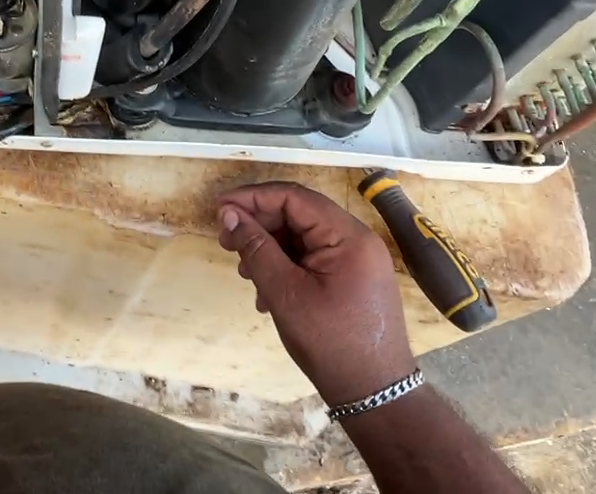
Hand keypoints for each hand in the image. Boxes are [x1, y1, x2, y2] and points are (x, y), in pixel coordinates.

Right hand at [217, 181, 414, 405]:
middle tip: (225, 242)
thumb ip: (256, 247)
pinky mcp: (353, 277)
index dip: (252, 197)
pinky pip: (312, 256)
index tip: (219, 208)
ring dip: (268, 247)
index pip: (293, 197)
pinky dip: (285, 264)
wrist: (376, 397)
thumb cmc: (330, 343)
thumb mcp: (285, 293)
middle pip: (297, 214)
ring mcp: (357, 259)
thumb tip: (228, 214)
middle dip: (258, 224)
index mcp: (348, 236)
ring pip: (301, 235)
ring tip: (243, 270)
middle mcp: (356, 239)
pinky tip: (265, 289)